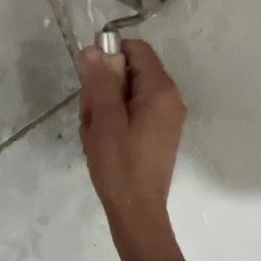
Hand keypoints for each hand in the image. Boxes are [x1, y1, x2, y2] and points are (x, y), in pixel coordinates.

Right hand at [78, 39, 187, 260]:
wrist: (137, 211)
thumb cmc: (120, 164)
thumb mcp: (104, 120)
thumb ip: (99, 81)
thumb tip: (92, 49)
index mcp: (161, 91)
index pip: (137, 50)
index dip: (109, 54)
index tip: (90, 77)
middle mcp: (170, 98)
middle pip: (131, 71)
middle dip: (104, 86)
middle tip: (90, 114)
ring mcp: (166, 117)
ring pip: (127, 92)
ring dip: (105, 106)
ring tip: (94, 132)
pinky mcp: (158, 132)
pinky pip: (133, 111)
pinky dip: (114, 119)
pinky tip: (102, 140)